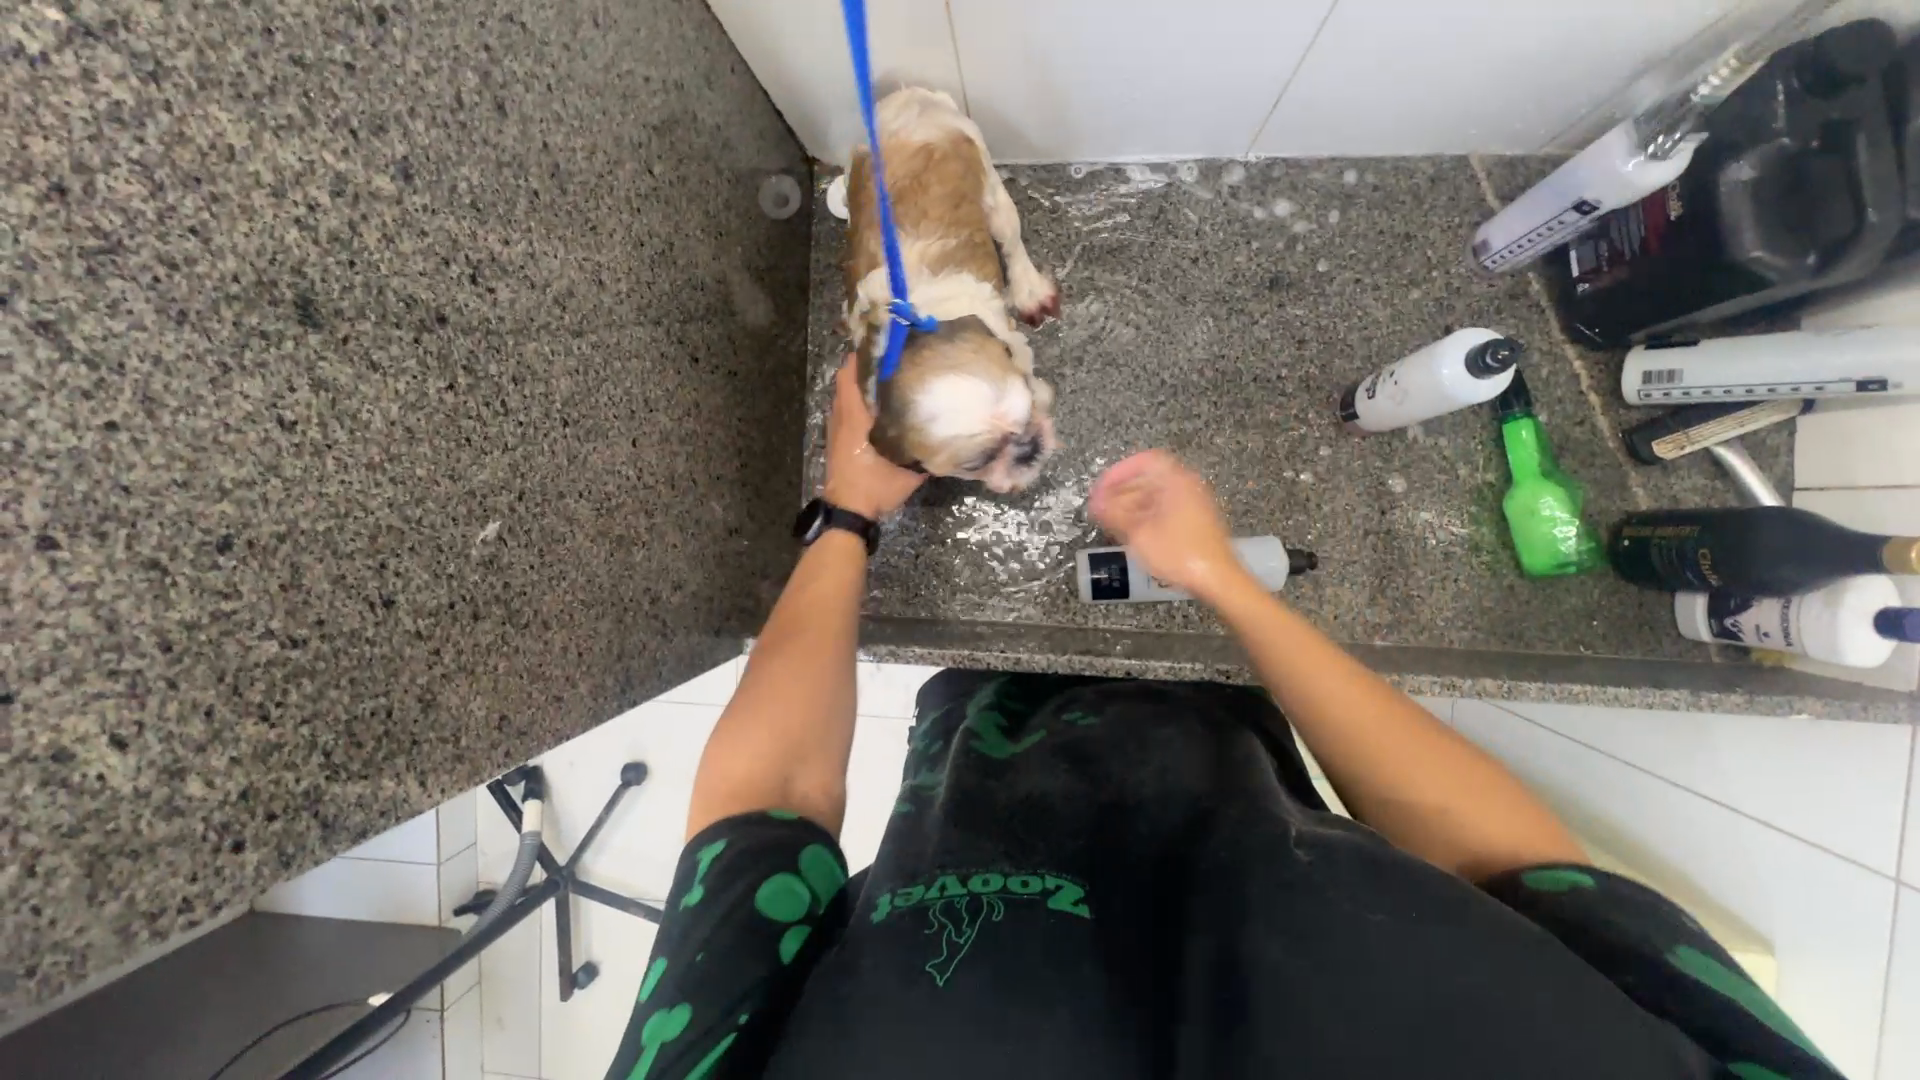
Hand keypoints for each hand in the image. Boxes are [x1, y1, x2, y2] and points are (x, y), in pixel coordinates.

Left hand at [821, 355, 925, 519]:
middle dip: (865, 367)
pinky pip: (845, 411)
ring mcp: (836, 430)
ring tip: (887, 379)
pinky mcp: (837, 441)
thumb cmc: (874, 487)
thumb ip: (925, 452)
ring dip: (860, 385)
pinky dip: (857, 402)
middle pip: (847, 381)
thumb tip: (948, 435)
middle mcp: (841, 418)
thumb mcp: (907, 471)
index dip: (863, 356)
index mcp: (854, 417)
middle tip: (891, 359)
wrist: (848, 512)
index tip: (883, 344)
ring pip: (845, 396)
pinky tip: (878, 407)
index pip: (851, 375)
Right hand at [1088, 450, 1248, 602]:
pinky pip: (1165, 509)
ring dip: (1131, 504)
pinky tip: (1132, 532)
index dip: (1118, 472)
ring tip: (1111, 522)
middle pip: (1149, 477)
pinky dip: (1145, 515)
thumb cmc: (1179, 553)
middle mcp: (1187, 486)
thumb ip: (1114, 513)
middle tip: (1101, 507)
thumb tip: (1095, 502)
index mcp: (1176, 481)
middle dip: (1121, 490)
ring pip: (1156, 495)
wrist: (1217, 579)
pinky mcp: (1195, 521)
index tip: (1101, 489)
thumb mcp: (1139, 533)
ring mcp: (1194, 504)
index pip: (1144, 461)